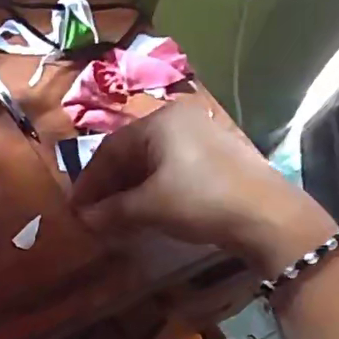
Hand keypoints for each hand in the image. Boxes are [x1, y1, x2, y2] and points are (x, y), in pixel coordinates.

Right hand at [72, 99, 338, 278]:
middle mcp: (178, 120)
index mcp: (159, 122)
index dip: (89, 181)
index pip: (109, 149)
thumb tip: (85, 219)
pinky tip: (144, 212)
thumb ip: (111, 211)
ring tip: (115, 218)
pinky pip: (169, 169)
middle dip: (108, 186)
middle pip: (130, 153)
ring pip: (150, 163)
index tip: (76, 209)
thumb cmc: (199, 200)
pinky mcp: (214, 156)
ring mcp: (199, 136)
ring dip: (128, 191)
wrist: (263, 214)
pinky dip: (150, 190)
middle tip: (93, 215)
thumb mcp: (148, 207)